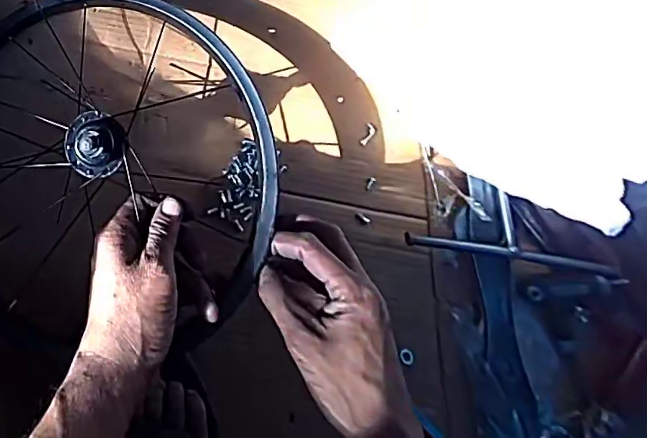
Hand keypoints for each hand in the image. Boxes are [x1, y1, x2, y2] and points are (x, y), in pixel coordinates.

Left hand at [35, 196, 217, 437]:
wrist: (120, 373)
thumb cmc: (129, 325)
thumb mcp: (157, 269)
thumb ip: (165, 233)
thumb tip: (170, 205)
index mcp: (117, 239)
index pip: (141, 205)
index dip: (166, 209)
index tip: (187, 218)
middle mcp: (121, 255)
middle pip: (160, 237)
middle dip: (187, 252)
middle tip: (200, 262)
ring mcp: (131, 279)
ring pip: (169, 265)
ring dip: (193, 281)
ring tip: (206, 299)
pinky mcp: (141, 301)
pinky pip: (168, 288)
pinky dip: (186, 297)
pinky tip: (201, 311)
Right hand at [257, 216, 420, 437]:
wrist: (382, 429)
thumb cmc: (354, 396)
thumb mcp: (303, 343)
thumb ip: (279, 300)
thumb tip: (265, 274)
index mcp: (355, 292)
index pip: (314, 246)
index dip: (285, 239)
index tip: (266, 242)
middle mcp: (365, 291)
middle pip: (331, 238)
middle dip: (300, 229)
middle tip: (275, 232)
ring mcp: (365, 301)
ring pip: (334, 256)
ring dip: (306, 251)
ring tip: (279, 259)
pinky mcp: (361, 313)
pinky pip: (335, 278)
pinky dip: (312, 272)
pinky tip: (293, 283)